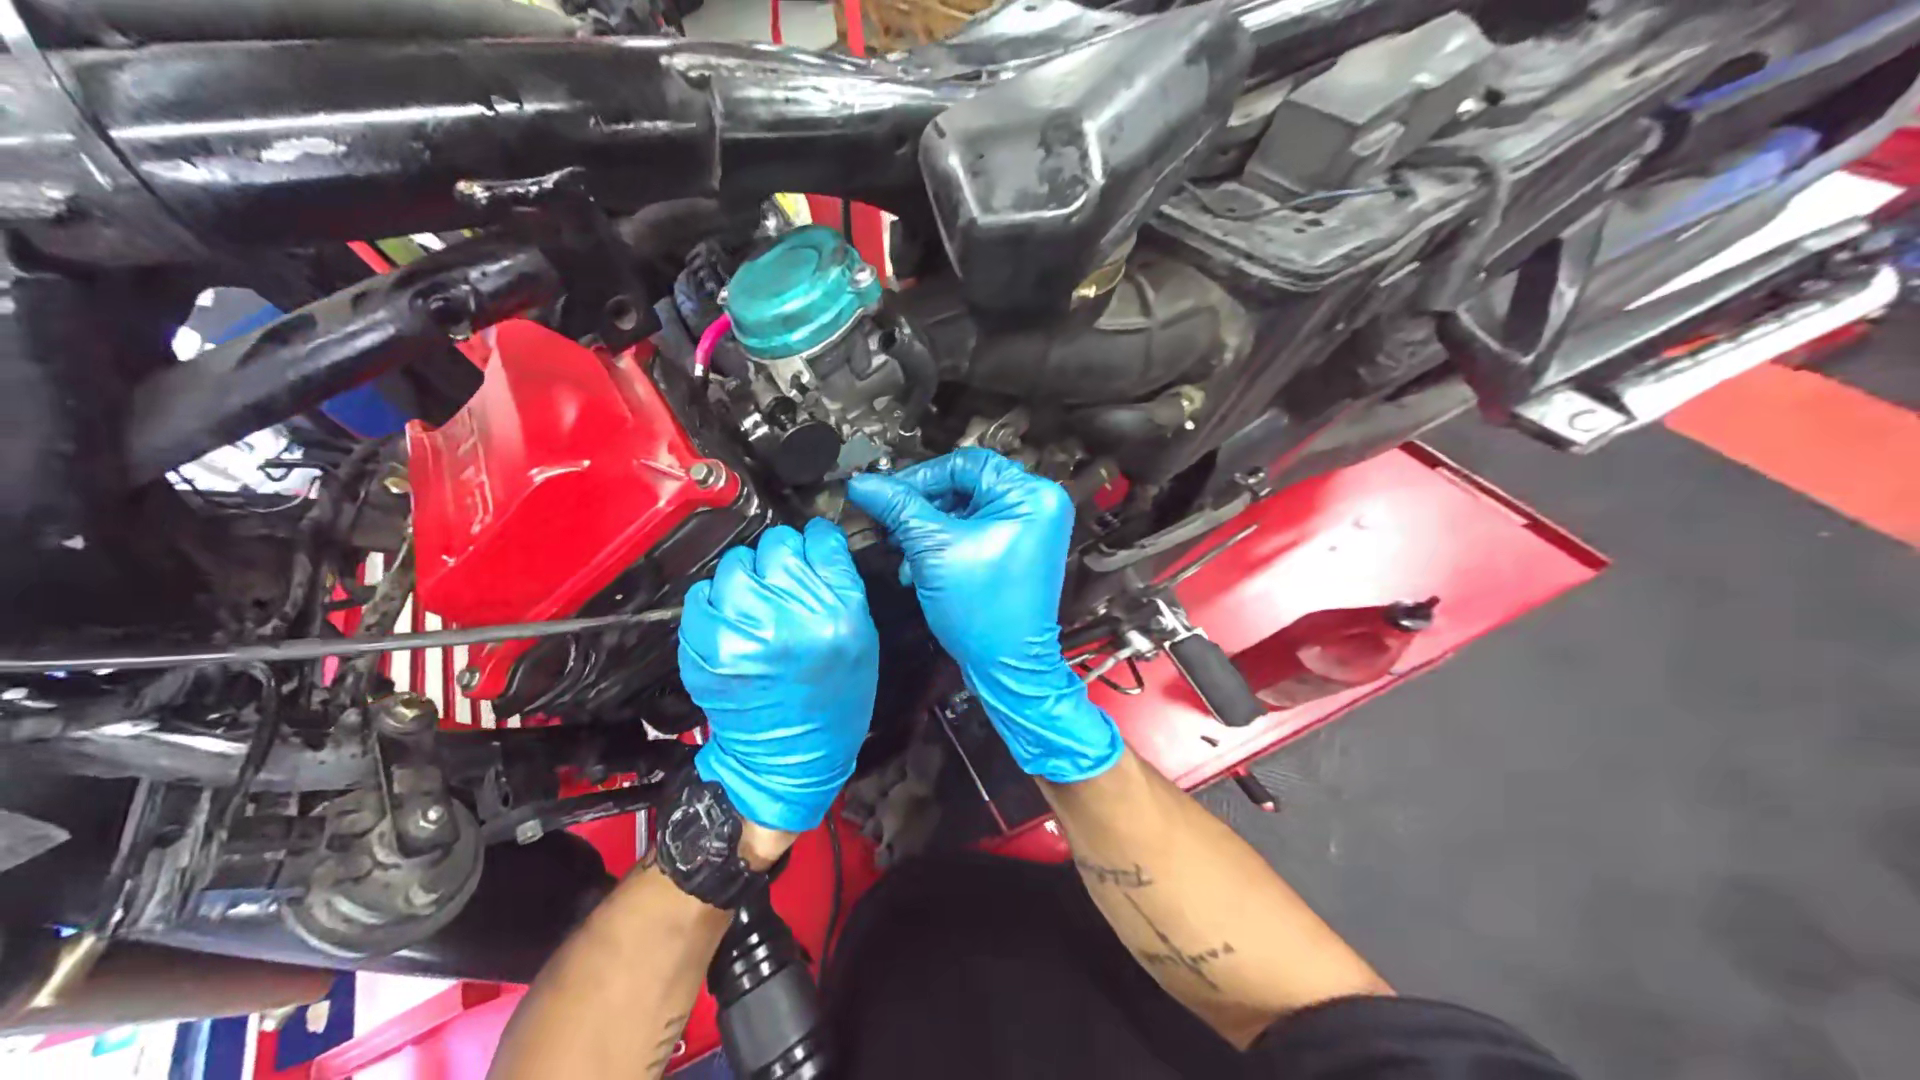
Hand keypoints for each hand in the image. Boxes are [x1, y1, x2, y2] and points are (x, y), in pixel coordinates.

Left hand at [679, 519, 878, 833]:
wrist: (793, 760)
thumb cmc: (835, 698)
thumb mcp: (860, 638)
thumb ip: (839, 587)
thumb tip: (813, 542)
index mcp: (840, 612)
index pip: (820, 540)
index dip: (813, 540)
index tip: (809, 549)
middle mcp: (794, 615)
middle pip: (776, 544)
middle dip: (777, 558)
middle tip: (779, 581)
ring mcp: (746, 630)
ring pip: (735, 564)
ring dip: (743, 577)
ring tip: (752, 603)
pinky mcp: (708, 649)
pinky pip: (700, 595)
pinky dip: (712, 601)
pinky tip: (728, 620)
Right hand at [847, 449, 1121, 782]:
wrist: (1008, 667)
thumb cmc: (982, 610)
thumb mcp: (933, 550)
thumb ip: (899, 509)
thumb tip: (862, 482)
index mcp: (1030, 496)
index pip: (965, 464)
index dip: (920, 477)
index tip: (886, 493)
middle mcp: (1037, 505)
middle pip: (965, 486)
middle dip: (923, 507)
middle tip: (891, 521)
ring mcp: (1029, 529)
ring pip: (965, 510)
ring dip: (928, 528)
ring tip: (902, 550)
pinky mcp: (1016, 550)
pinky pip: (974, 531)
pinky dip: (944, 543)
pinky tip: (918, 566)